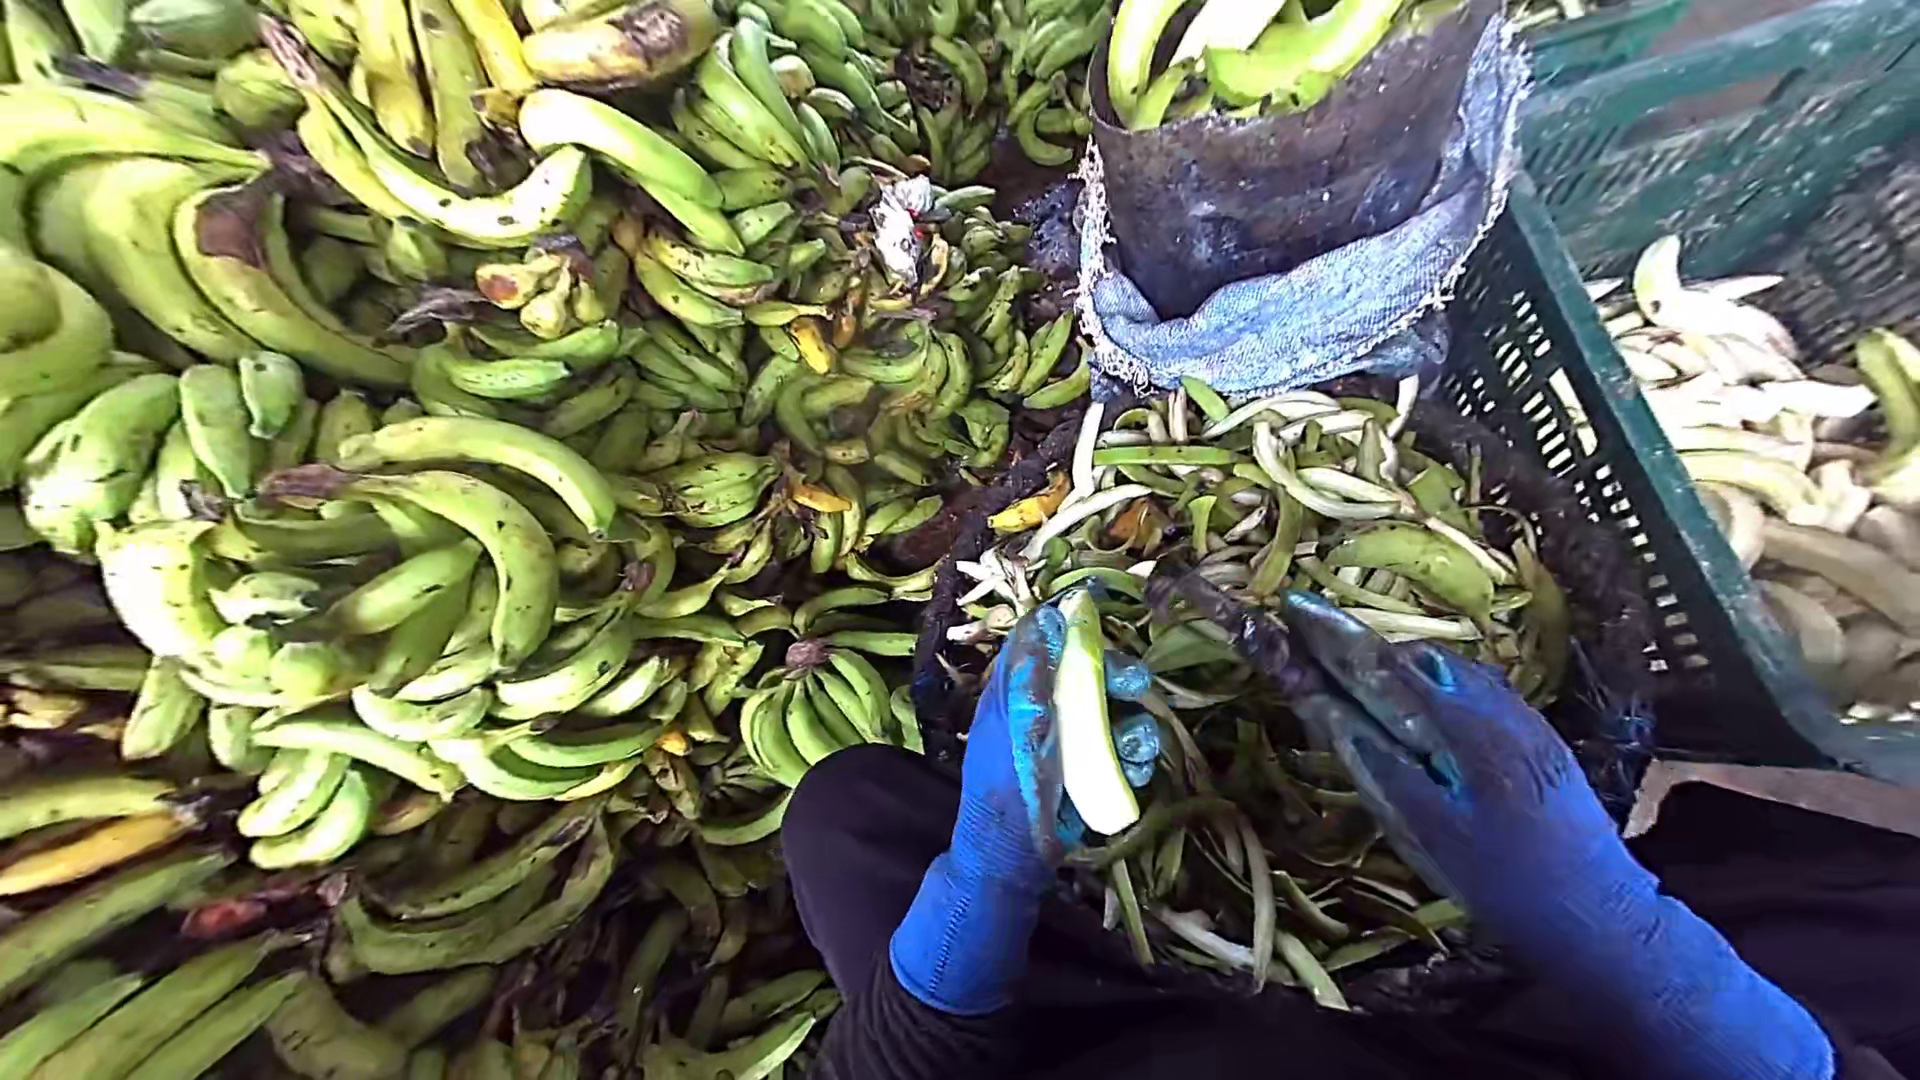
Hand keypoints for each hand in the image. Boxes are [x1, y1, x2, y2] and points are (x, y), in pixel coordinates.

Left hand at [890, 601, 1152, 1015]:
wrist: (1012, 854)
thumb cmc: (1006, 784)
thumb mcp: (1015, 724)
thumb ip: (1031, 676)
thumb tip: (1045, 619)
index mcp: (1019, 690)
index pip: (1044, 640)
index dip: (1069, 623)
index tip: (1097, 610)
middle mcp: (1048, 706)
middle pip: (1090, 672)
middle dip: (1117, 675)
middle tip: (1136, 682)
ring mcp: (1072, 736)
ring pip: (1115, 709)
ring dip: (1133, 721)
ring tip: (1134, 743)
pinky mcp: (1093, 765)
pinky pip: (1125, 748)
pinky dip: (1134, 755)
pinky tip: (1134, 768)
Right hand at [1278, 591, 1831, 1079]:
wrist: (1608, 920)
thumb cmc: (1502, 882)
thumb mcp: (1425, 829)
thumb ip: (1375, 760)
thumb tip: (1325, 708)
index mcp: (1468, 733)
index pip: (1386, 666)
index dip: (1335, 635)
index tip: (1293, 606)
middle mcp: (1498, 709)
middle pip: (1414, 656)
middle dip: (1358, 641)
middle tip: (1311, 637)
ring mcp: (1521, 717)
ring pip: (1441, 667)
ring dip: (1390, 659)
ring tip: (1350, 672)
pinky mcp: (1531, 731)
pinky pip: (1463, 684)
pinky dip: (1421, 678)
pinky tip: (1407, 700)